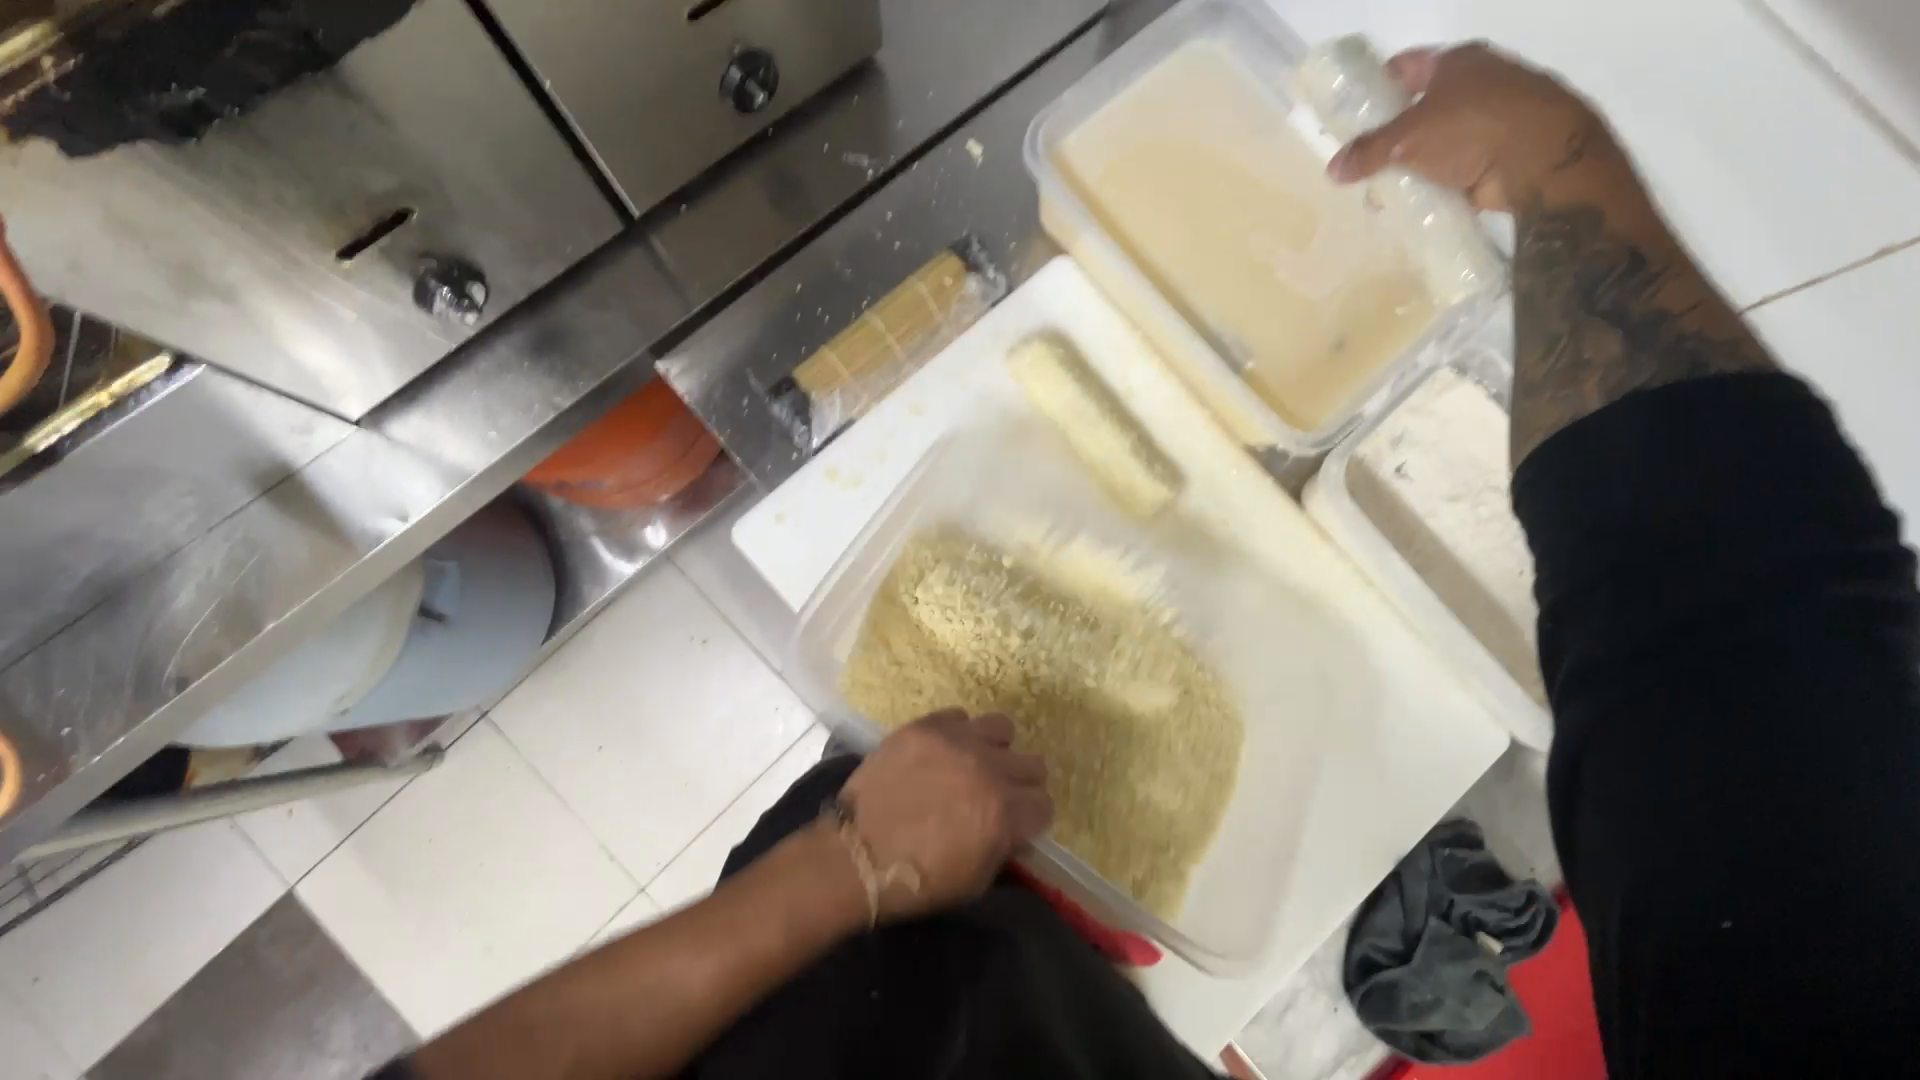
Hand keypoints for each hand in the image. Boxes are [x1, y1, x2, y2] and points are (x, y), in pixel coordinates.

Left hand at [837, 709, 1052, 922]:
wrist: (853, 857)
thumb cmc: (917, 881)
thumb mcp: (974, 881)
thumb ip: (1004, 849)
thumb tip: (1015, 832)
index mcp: (1003, 812)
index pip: (1045, 805)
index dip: (1032, 819)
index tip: (1016, 826)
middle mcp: (987, 769)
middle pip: (1032, 764)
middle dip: (1021, 784)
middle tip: (998, 796)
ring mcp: (955, 742)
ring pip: (1001, 728)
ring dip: (995, 749)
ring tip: (974, 764)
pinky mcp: (924, 728)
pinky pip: (958, 717)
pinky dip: (957, 734)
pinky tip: (941, 754)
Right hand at [1325, 43, 1618, 211]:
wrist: (1540, 158)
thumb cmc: (1470, 128)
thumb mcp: (1407, 139)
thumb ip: (1368, 152)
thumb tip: (1333, 169)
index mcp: (1456, 62)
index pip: (1404, 67)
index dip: (1375, 86)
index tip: (1350, 113)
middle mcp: (1476, 84)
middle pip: (1418, 108)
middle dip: (1389, 136)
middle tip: (1361, 161)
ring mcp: (1491, 119)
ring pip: (1436, 142)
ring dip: (1411, 165)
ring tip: (1382, 191)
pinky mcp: (1500, 153)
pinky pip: (1454, 169)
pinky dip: (1435, 184)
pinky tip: (1413, 203)